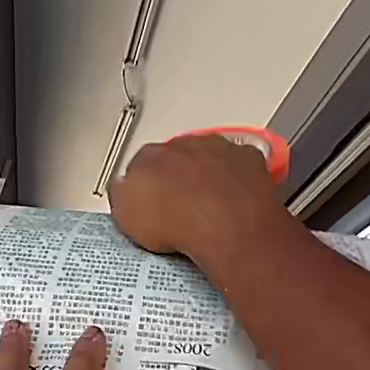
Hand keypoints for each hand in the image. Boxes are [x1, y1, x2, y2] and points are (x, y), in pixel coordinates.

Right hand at [109, 135, 283, 262]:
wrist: (223, 224)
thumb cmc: (178, 221)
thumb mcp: (126, 216)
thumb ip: (121, 195)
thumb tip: (122, 191)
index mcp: (149, 156)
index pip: (141, 164)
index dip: (146, 186)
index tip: (151, 204)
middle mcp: (184, 146)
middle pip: (177, 157)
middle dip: (178, 176)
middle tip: (180, 207)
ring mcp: (217, 149)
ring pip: (209, 156)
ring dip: (209, 174)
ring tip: (209, 208)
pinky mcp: (247, 159)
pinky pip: (242, 164)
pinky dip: (240, 177)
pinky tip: (236, 200)